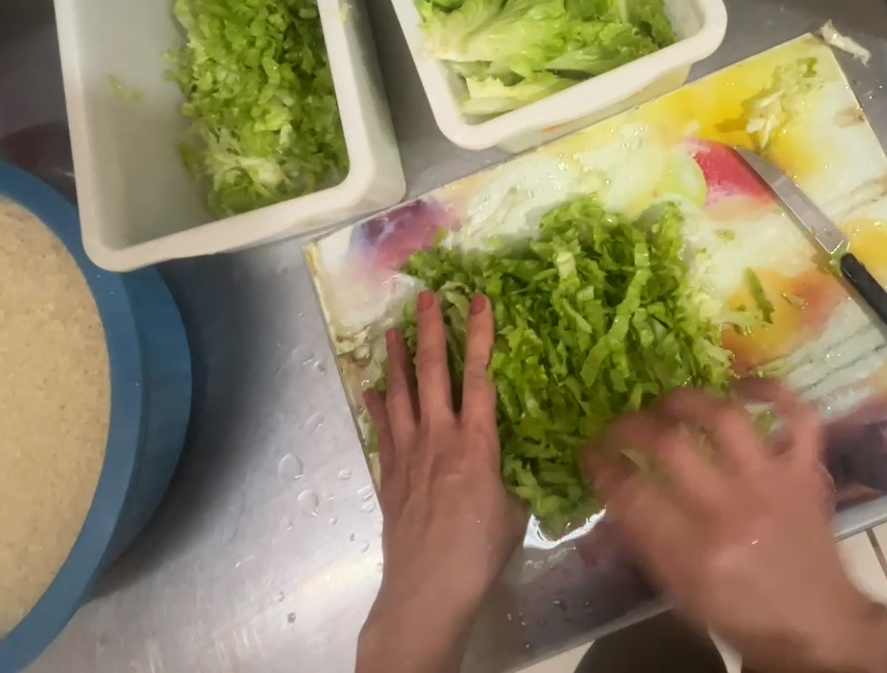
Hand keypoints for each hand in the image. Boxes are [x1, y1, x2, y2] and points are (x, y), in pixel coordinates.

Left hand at [357, 291, 525, 672]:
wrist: (428, 589)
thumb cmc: (480, 551)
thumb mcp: (515, 509)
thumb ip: (511, 474)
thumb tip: (515, 457)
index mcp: (476, 441)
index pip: (481, 375)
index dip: (480, 334)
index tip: (478, 300)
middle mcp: (439, 435)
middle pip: (434, 372)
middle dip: (431, 331)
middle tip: (426, 298)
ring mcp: (409, 452)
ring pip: (401, 393)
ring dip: (397, 359)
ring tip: (392, 330)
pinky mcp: (390, 473)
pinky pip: (382, 429)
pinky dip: (376, 405)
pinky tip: (371, 387)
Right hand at [584, 383, 886, 672]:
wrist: (814, 628)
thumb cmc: (737, 611)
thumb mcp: (679, 590)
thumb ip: (643, 536)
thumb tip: (611, 483)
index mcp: (694, 554)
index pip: (631, 492)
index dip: (601, 463)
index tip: (592, 450)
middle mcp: (731, 511)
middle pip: (669, 444)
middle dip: (631, 425)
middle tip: (621, 424)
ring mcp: (772, 484)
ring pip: (726, 417)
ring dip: (688, 399)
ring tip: (668, 402)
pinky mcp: (805, 471)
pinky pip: (797, 416)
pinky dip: (773, 391)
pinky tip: (742, 387)